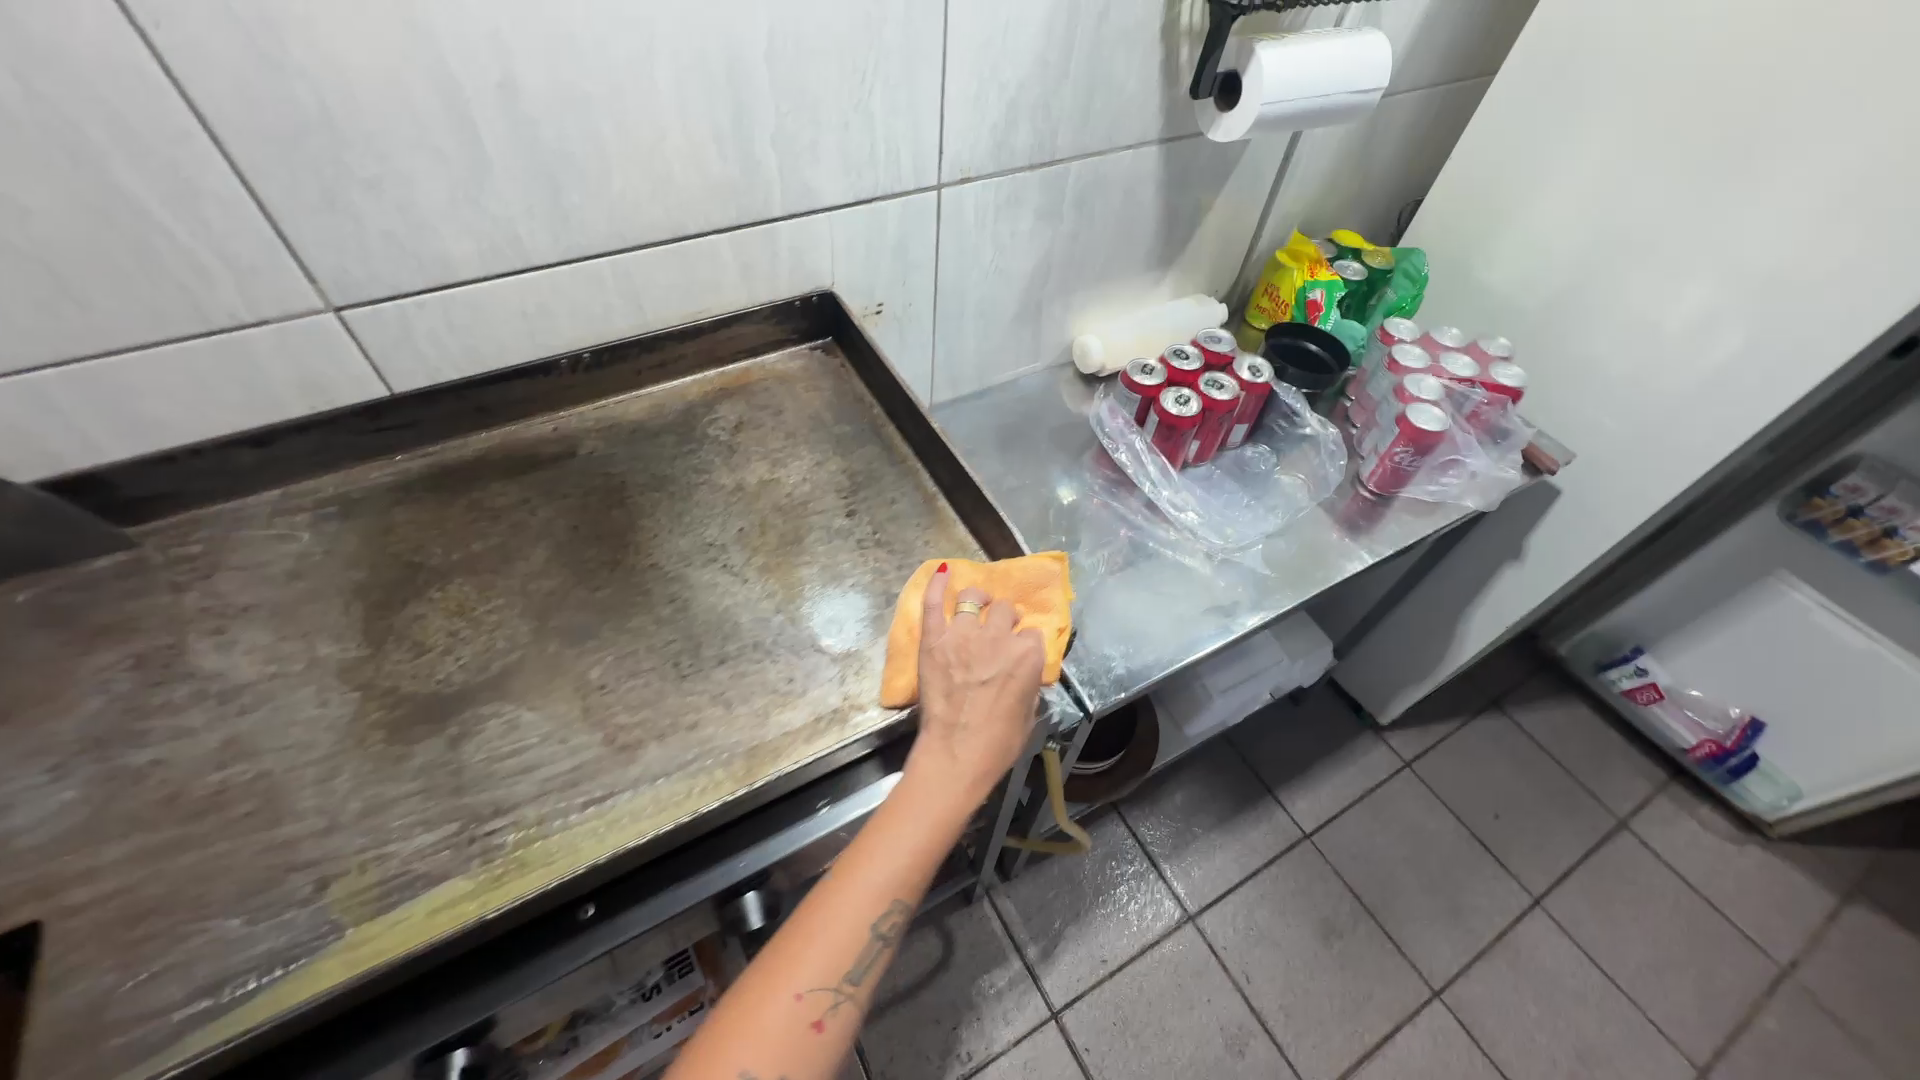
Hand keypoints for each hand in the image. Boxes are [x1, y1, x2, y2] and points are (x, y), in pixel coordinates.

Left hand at [904, 565, 1045, 811]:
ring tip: (976, 605)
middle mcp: (997, 636)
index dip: (1024, 643)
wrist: (957, 753)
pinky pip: (935, 603)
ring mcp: (963, 634)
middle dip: (1004, 618)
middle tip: (998, 630)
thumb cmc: (999, 743)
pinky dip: (938, 584)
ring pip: (973, 598)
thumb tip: (1024, 674)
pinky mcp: (934, 640)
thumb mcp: (1030, 712)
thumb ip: (1028, 683)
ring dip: (978, 599)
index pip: (1031, 634)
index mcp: (1027, 654)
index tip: (1019, 652)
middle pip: (1005, 610)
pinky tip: (943, 571)